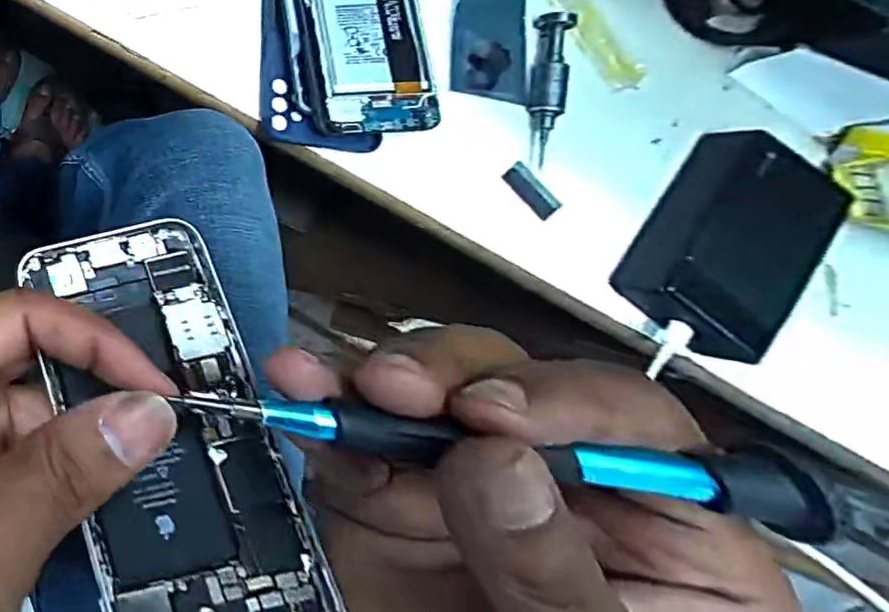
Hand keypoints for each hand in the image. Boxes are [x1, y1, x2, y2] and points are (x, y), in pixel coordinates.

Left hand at [0, 290, 180, 611]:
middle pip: (29, 348)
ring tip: (148, 447)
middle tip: (163, 410)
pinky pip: (30, 434)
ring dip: (88, 421)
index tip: (153, 380)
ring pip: (36, 394)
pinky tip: (107, 475)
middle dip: (95, 375)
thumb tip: (148, 413)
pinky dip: (71, 454)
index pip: (17, 317)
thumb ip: (68, 468)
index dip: (89, 336)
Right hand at [263, 328, 797, 610]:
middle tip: (395, 389)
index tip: (492, 414)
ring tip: (320, 378)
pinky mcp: (377, 496)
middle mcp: (549, 489)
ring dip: (357, 377)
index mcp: (656, 536)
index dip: (563, 399)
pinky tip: (297, 393)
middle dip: (441, 373)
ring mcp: (450, 484)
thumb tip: (496, 464)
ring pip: (410, 396)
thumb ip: (560, 580)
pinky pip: (343, 441)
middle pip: (501, 385)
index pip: (629, 427)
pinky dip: (314, 415)